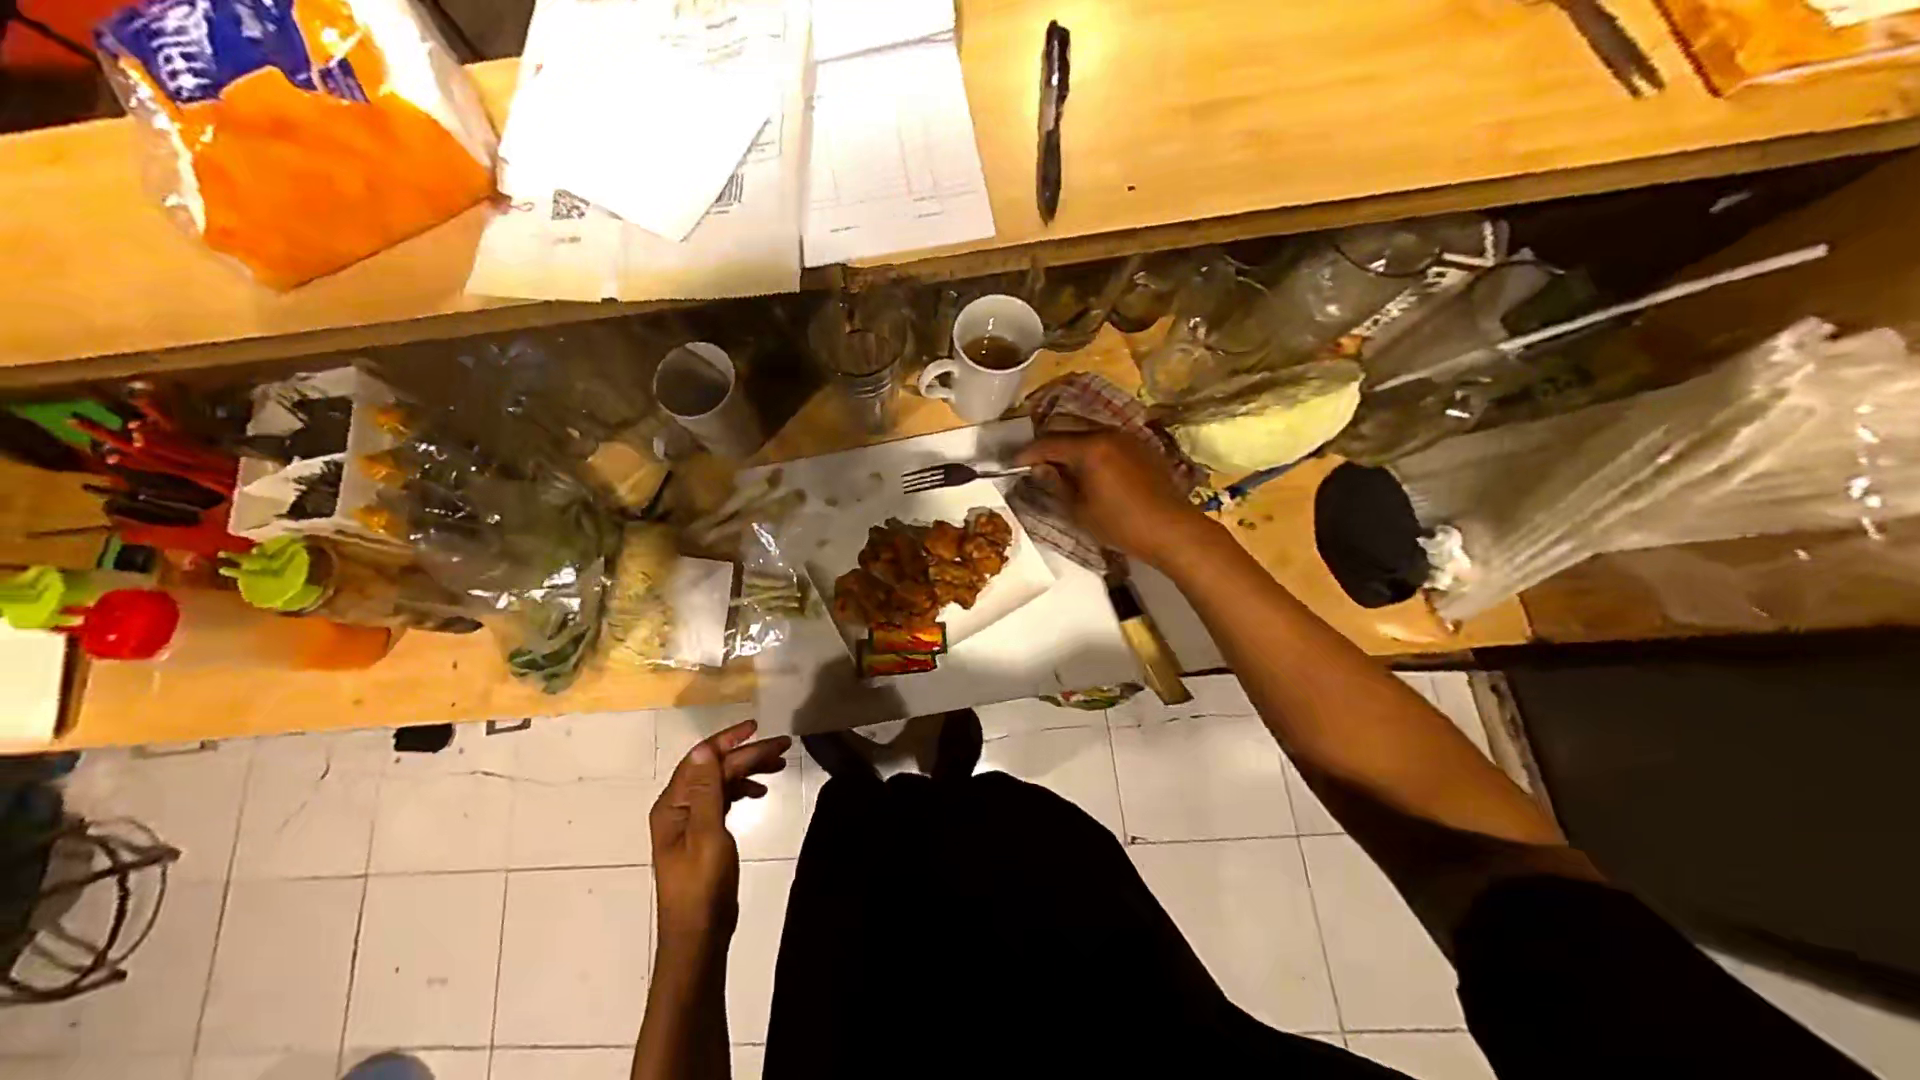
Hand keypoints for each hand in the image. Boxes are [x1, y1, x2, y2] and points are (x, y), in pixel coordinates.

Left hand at [650, 719, 791, 943]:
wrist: (699, 935)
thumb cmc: (702, 885)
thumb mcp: (707, 835)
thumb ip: (706, 791)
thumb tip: (703, 749)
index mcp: (673, 805)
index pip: (701, 760)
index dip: (729, 740)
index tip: (757, 727)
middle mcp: (679, 808)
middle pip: (714, 770)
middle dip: (747, 754)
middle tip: (783, 747)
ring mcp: (691, 823)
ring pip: (721, 783)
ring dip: (748, 770)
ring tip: (779, 765)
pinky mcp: (704, 836)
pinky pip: (724, 800)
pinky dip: (742, 790)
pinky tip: (760, 792)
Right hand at [1016, 431, 1217, 567]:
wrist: (1171, 529)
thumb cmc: (1120, 524)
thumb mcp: (1079, 510)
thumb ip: (1055, 484)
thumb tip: (1039, 468)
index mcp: (1090, 447)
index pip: (1048, 442)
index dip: (1027, 453)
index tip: (1013, 464)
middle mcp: (1107, 433)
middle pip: (1067, 426)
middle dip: (1047, 442)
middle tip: (1034, 461)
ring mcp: (1127, 436)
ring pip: (1088, 429)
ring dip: (1070, 441)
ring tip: (1059, 463)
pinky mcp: (1140, 445)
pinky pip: (1106, 437)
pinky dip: (1090, 445)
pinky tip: (1088, 466)